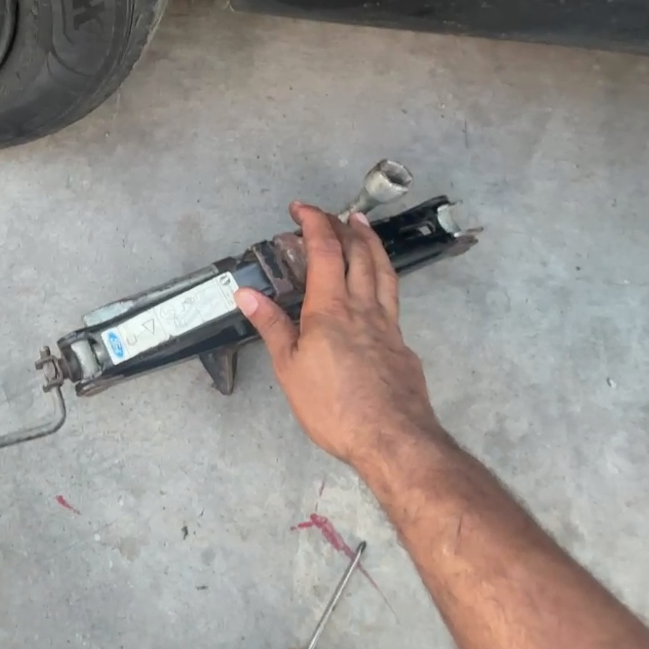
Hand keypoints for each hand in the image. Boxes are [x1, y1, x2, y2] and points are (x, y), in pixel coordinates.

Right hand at [234, 202, 447, 474]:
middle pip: (360, 254)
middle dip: (344, 226)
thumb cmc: (332, 405)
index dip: (314, 223)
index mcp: (331, 308)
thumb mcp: (289, 367)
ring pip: (383, 272)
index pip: (325, 251)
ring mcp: (388, 326)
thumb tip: (246, 293)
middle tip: (332, 213)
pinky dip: (381, 281)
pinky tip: (374, 292)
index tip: (301, 208)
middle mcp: (363, 308)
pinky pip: (391, 301)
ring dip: (372, 243)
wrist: (394, 440)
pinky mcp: (402, 346)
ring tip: (363, 227)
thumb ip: (271, 325)